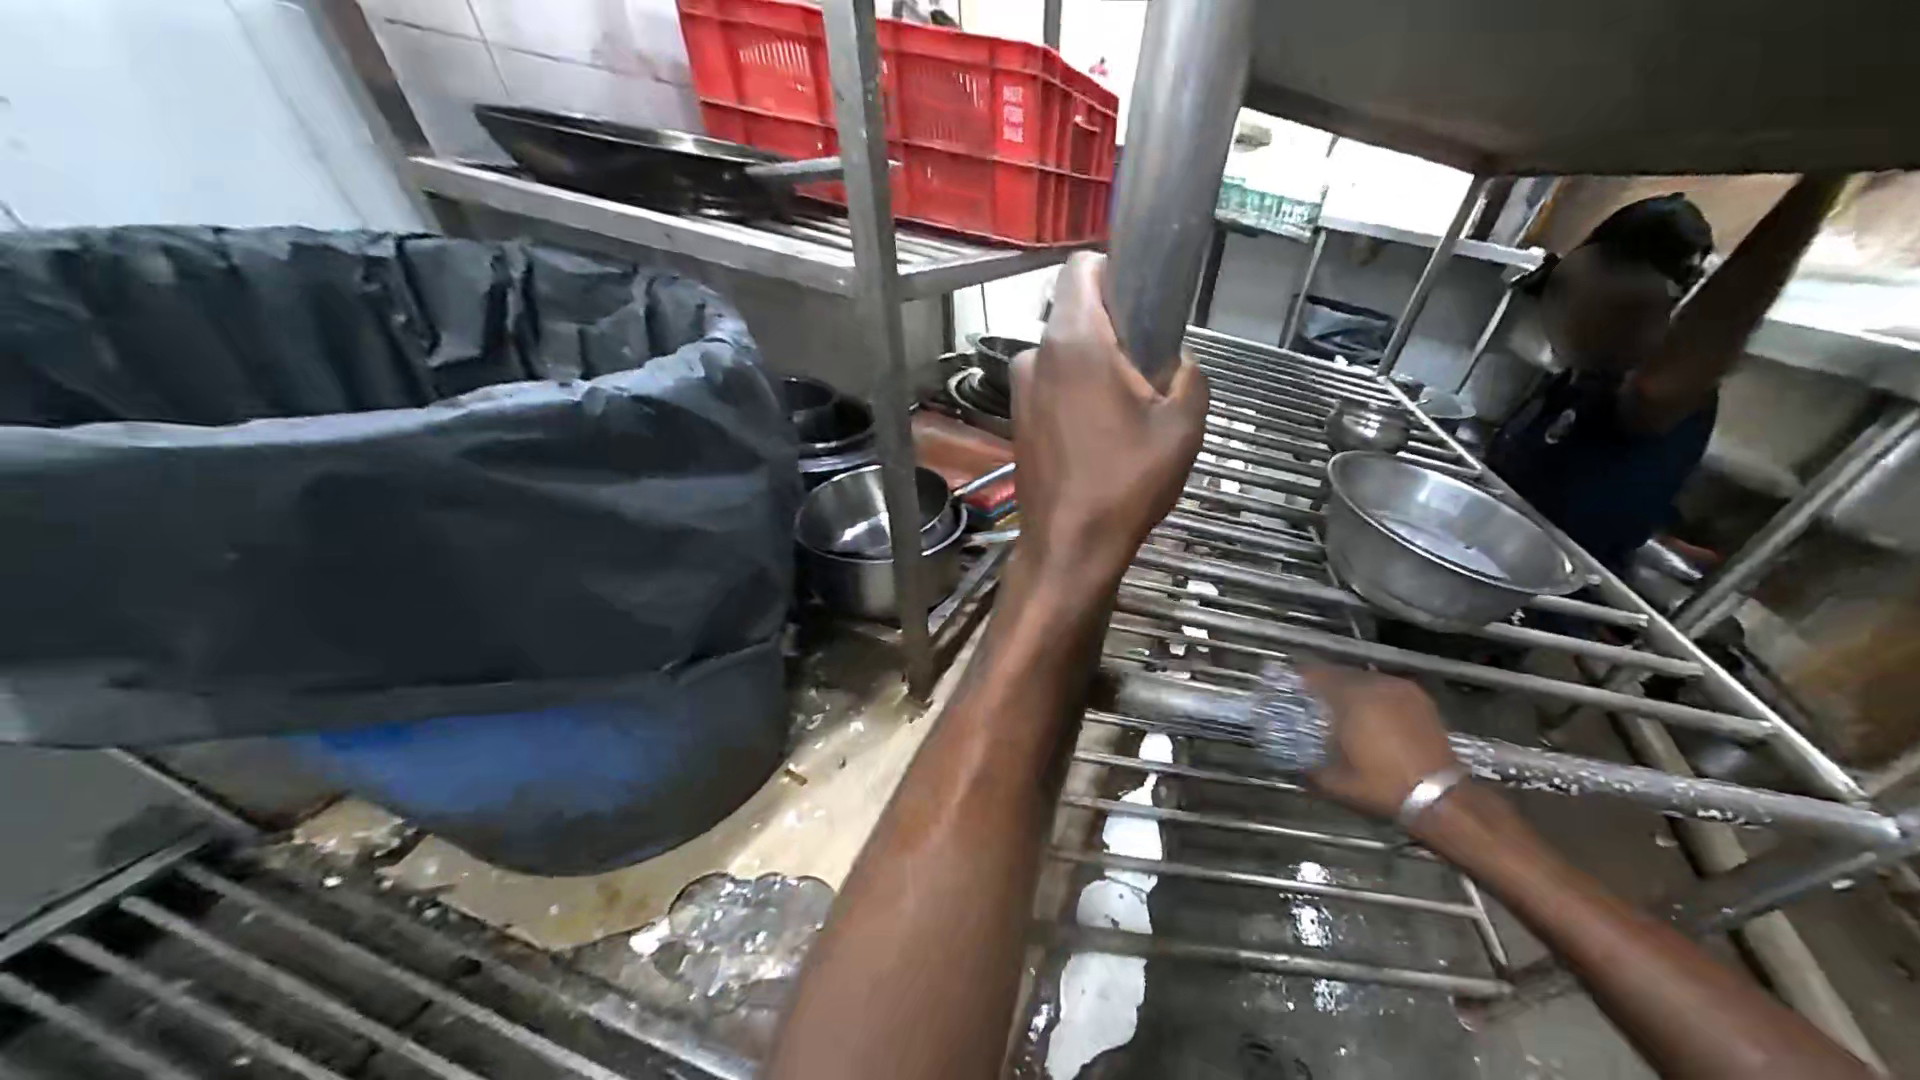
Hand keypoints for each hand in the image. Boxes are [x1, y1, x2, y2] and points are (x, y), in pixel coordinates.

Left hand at [1011, 253, 1208, 585]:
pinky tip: (1100, 431)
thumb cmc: (1125, 484)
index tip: (1142, 302)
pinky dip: (1076, 392)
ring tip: (1127, 412)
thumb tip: (1176, 364)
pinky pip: (1053, 384)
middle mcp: (1036, 355)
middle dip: (1114, 329)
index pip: (1082, 267)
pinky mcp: (1017, 418)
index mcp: (1074, 341)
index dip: (1115, 271)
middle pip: (1076, 312)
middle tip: (1147, 372)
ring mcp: (1020, 389)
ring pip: (1065, 353)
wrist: (1069, 545)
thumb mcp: (1182, 426)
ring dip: (1096, 366)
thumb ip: (1188, 375)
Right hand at [1304, 665, 1460, 820]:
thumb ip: (1306, 764)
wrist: (1440, 798)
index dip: (1299, 677)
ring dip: (1350, 688)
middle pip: (1340, 672)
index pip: (1315, 673)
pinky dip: (1373, 694)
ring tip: (1342, 706)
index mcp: (1350, 698)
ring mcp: (1401, 689)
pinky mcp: (1420, 699)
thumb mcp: (1333, 780)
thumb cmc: (1381, 785)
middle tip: (1313, 699)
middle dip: (1324, 683)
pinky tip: (1370, 712)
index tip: (1289, 686)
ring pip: (1364, 678)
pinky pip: (1386, 687)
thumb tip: (1291, 760)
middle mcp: (1375, 685)